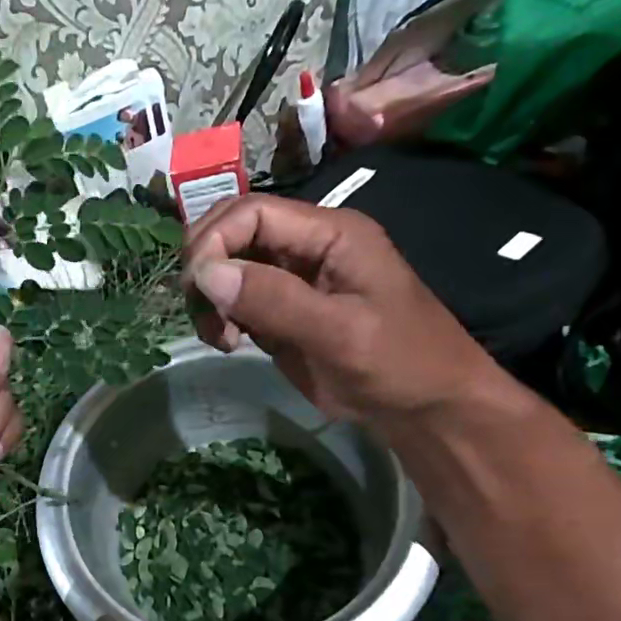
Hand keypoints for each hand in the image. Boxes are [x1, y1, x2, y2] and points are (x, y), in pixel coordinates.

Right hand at [182, 194, 502, 426]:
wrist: (424, 409)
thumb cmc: (399, 362)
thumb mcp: (340, 332)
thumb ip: (274, 299)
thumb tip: (205, 273)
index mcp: (330, 232)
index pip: (253, 211)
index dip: (215, 240)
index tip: (196, 286)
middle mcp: (306, 246)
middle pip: (234, 232)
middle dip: (207, 266)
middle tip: (200, 311)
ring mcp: (292, 279)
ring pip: (229, 267)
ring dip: (210, 296)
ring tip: (220, 337)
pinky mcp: (283, 312)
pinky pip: (237, 300)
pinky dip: (220, 317)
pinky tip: (228, 343)